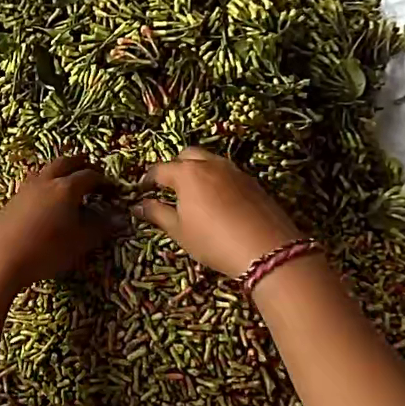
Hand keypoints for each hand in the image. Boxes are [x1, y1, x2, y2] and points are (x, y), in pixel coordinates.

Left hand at [0, 156, 110, 290]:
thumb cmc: (46, 249)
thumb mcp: (79, 242)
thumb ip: (100, 227)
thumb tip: (118, 218)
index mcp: (66, 188)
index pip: (89, 175)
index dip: (103, 180)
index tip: (111, 188)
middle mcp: (46, 181)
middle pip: (65, 163)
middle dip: (80, 164)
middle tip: (90, 168)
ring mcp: (26, 189)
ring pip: (46, 171)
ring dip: (59, 171)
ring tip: (67, 179)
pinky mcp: (11, 201)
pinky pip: (34, 184)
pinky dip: (45, 184)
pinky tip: (45, 199)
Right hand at [136, 147, 302, 276]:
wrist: (266, 249)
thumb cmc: (212, 240)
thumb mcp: (179, 230)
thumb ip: (157, 214)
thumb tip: (138, 206)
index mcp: (187, 173)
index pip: (160, 169)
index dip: (148, 179)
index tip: (142, 189)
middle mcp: (210, 164)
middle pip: (187, 156)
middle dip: (174, 167)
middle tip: (168, 187)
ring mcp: (234, 171)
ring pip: (210, 161)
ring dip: (197, 171)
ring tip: (193, 193)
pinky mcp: (252, 182)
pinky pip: (227, 173)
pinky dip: (216, 180)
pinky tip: (217, 201)